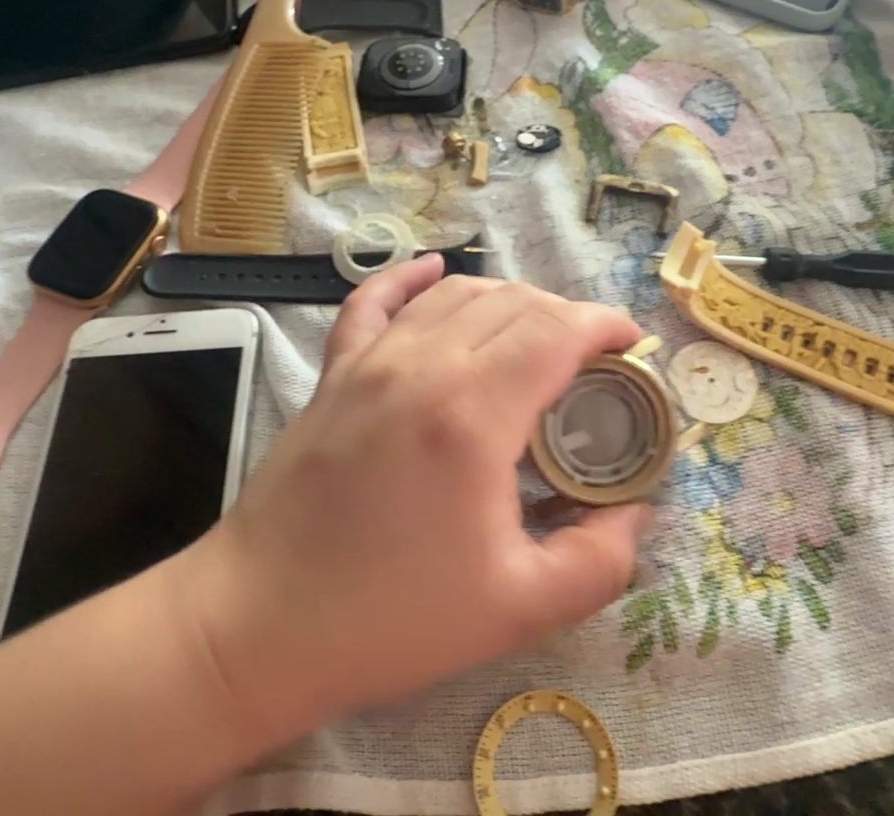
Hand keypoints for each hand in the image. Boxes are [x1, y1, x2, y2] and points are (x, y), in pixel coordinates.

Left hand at [192, 255, 650, 734]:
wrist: (258, 624)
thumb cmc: (390, 620)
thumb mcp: (520, 610)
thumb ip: (600, 559)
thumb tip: (635, 510)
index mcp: (472, 414)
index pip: (557, 329)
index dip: (606, 326)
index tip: (632, 350)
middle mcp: (421, 366)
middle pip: (514, 303)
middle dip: (568, 318)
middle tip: (594, 364)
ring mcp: (369, 362)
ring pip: (454, 295)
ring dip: (509, 301)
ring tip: (538, 337)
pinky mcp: (333, 374)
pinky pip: (374, 301)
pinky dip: (412, 278)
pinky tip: (434, 269)